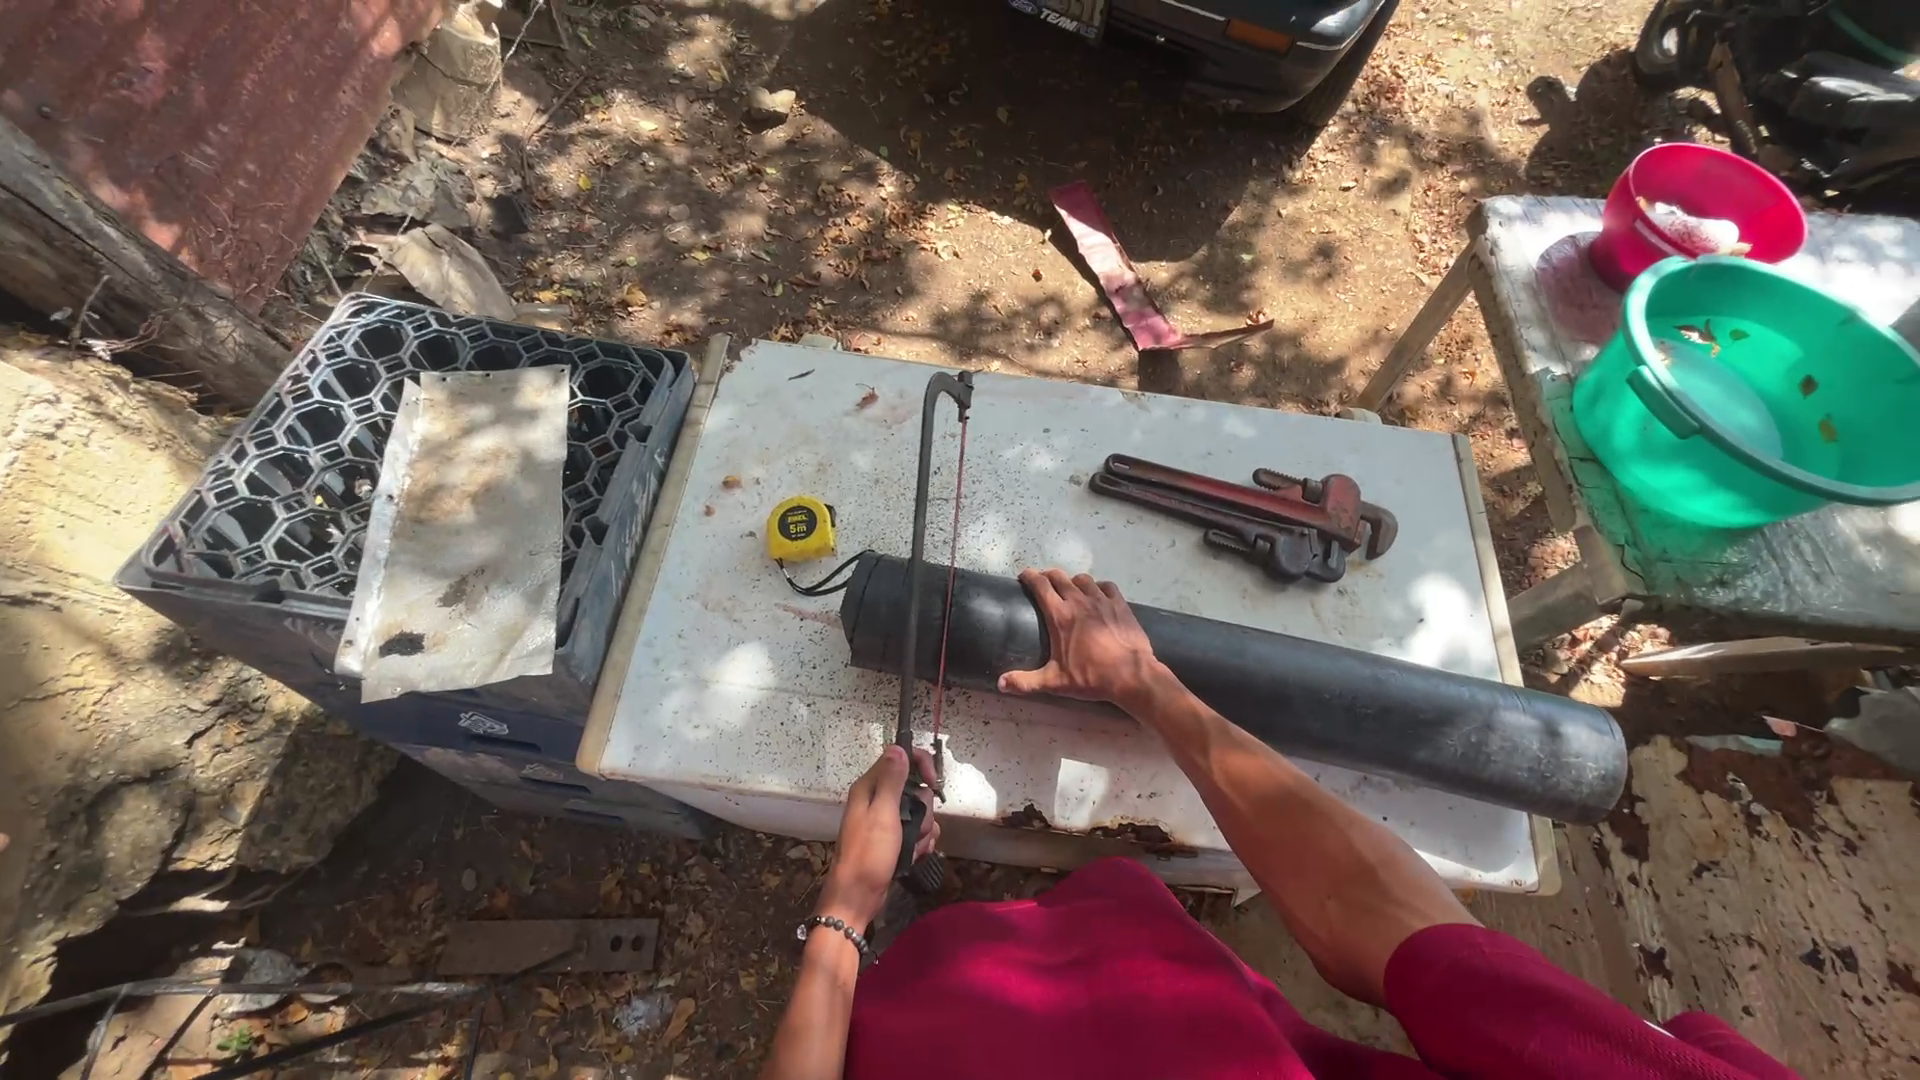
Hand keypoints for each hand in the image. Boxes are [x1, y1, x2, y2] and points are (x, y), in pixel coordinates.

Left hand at [817, 746, 939, 930]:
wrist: (857, 898)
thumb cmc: (868, 855)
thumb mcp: (882, 814)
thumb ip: (891, 780)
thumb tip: (898, 747)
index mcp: (869, 787)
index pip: (900, 759)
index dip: (921, 765)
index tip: (934, 783)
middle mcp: (877, 800)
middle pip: (915, 789)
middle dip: (923, 810)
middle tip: (915, 827)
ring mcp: (886, 821)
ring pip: (920, 813)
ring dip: (923, 831)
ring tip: (913, 847)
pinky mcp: (893, 840)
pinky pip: (918, 832)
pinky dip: (920, 844)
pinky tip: (915, 856)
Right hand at [997, 569, 1168, 709]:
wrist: (1130, 675)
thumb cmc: (1090, 677)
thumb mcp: (1054, 682)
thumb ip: (1025, 682)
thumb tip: (1000, 684)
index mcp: (1059, 615)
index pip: (1040, 585)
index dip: (1029, 576)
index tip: (1023, 576)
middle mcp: (1078, 601)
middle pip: (1059, 576)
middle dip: (1047, 575)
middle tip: (1043, 582)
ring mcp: (1101, 600)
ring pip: (1083, 579)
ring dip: (1072, 581)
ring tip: (1070, 589)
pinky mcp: (1120, 604)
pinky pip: (1107, 586)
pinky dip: (1099, 586)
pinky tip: (1098, 594)